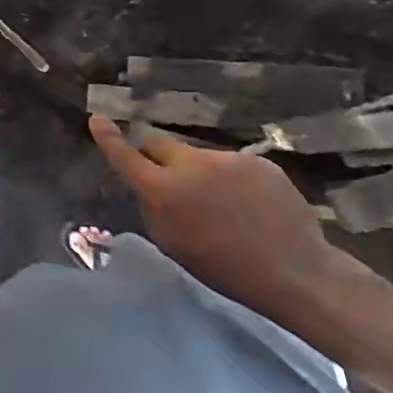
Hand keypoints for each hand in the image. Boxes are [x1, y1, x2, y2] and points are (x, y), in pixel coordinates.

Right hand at [88, 116, 339, 311]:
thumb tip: (148, 185)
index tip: (97, 119)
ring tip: (223, 205)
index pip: (125, 156)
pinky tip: (248, 204)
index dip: (108, 137)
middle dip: (158, 159)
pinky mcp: (260, 162)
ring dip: (199, 172)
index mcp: (162, 189)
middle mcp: (191, 165)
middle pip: (160, 145)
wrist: (295, 272)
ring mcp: (229, 160)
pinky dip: (230, 179)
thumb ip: (152, 204)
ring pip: (198, 157)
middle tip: (171, 184)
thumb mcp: (169, 240)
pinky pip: (231, 164)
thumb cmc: (221, 265)